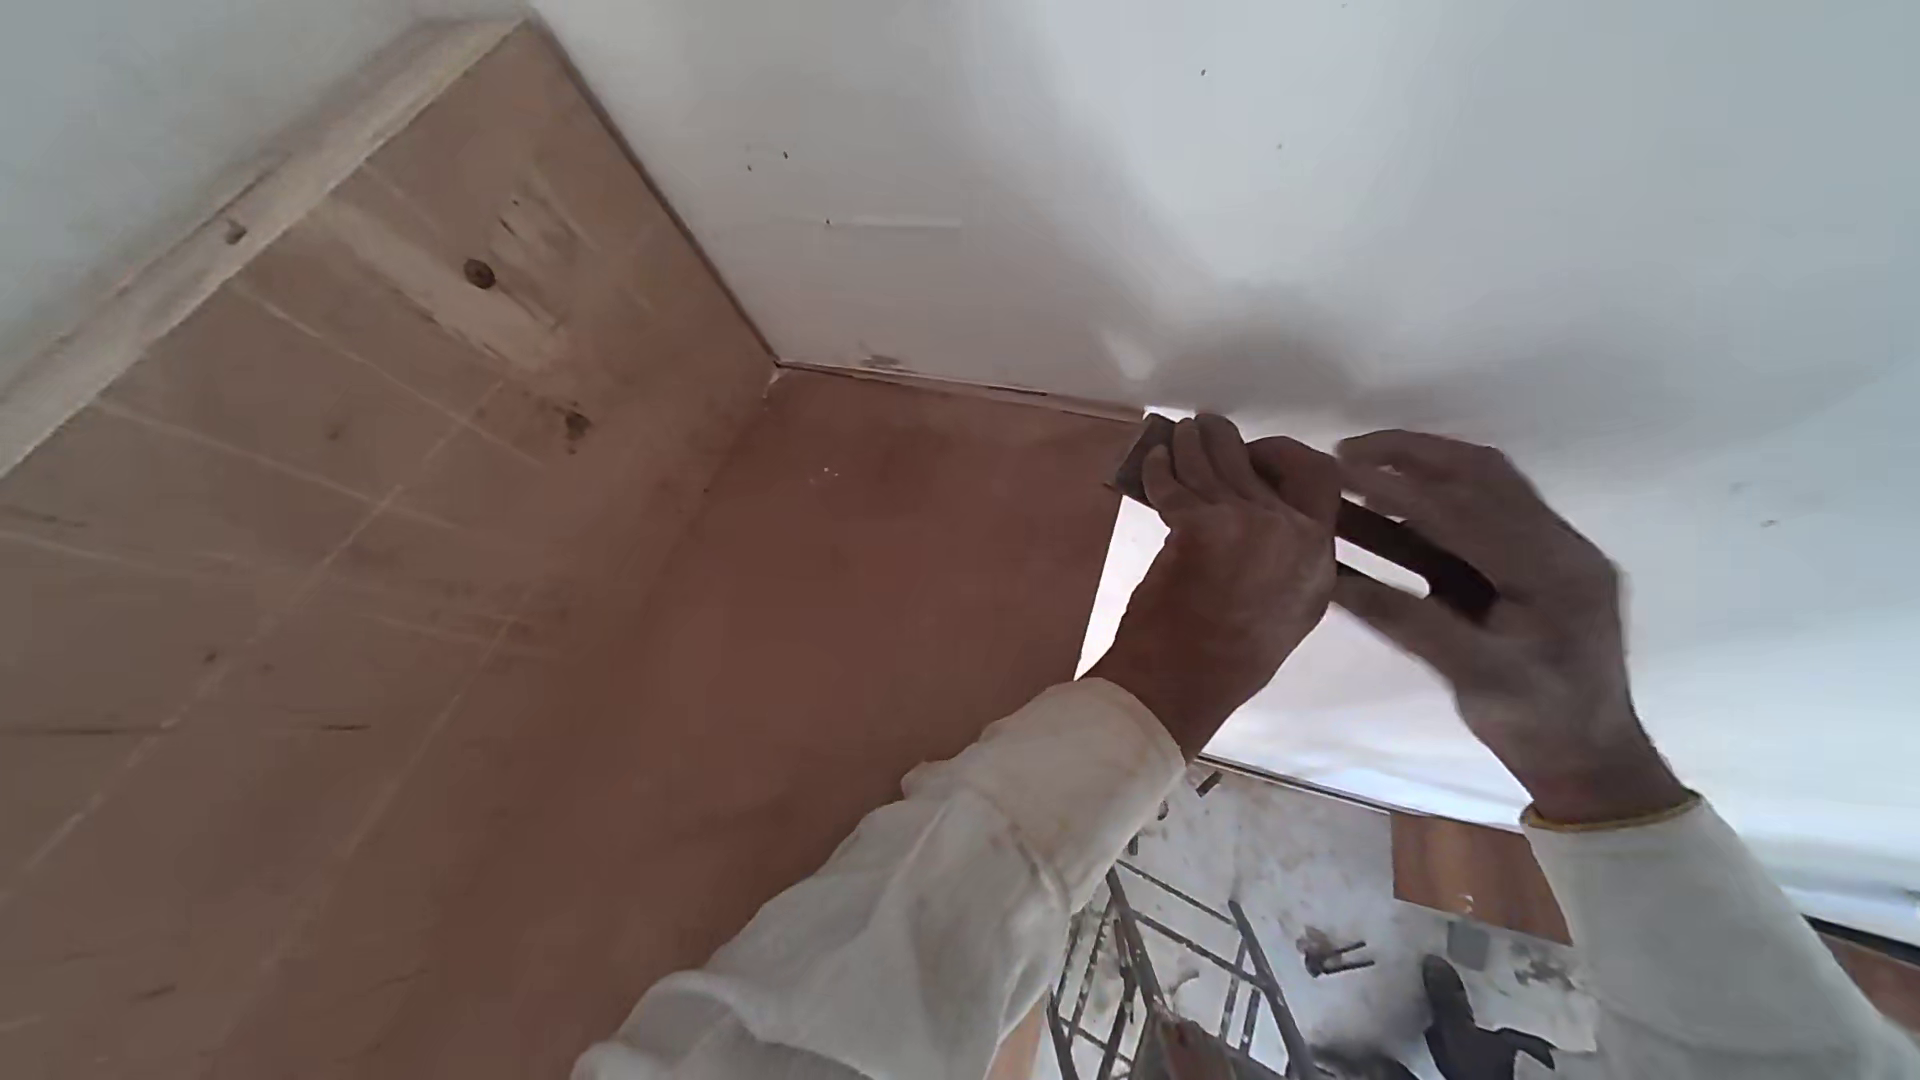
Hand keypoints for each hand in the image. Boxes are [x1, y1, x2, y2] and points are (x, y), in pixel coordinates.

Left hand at [1087, 415, 1339, 757]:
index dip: (1282, 458)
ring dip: (1190, 442)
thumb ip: (1283, 565)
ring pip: (1215, 463)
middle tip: (1204, 428)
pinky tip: (1154, 458)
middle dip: (1226, 439)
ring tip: (1178, 432)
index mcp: (1317, 558)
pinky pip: (1174, 483)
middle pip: (1259, 462)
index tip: (1254, 456)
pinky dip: (1159, 467)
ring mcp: (1248, 524)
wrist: (1185, 680)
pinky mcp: (1200, 524)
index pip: (1319, 480)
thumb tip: (1261, 526)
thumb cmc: (1227, 659)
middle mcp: (1291, 533)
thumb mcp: (1283, 614)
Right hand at [1330, 430, 1688, 823]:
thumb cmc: (1536, 721)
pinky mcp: (1519, 563)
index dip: (1396, 488)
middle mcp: (1558, 545)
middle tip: (1344, 450)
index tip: (1335, 470)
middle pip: (1482, 474)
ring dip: (1414, 468)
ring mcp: (1543, 550)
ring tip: (1351, 464)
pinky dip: (1417, 501)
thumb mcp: (1470, 675)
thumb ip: (1403, 619)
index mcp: (1557, 571)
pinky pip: (1466, 515)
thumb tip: (1329, 576)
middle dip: (1410, 453)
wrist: (1589, 754)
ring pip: (1476, 485)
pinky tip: (1375, 503)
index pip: (1467, 510)